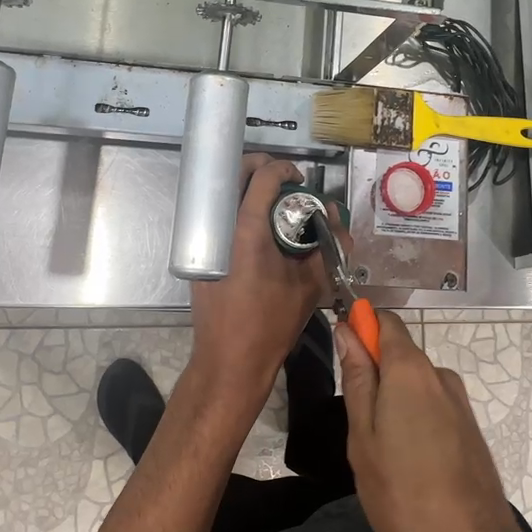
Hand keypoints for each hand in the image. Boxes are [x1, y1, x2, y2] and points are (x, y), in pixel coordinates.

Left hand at [186, 154, 331, 402]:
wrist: (229, 362)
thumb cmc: (271, 325)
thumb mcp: (310, 286)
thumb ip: (327, 246)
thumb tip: (334, 217)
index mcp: (247, 231)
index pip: (262, 177)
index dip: (283, 169)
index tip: (298, 179)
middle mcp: (220, 227)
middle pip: (234, 175)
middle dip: (260, 169)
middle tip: (283, 182)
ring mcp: (203, 240)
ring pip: (222, 194)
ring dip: (245, 188)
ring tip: (271, 203)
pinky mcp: (197, 254)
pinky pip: (215, 216)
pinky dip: (234, 210)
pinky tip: (254, 227)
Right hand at [337, 311, 520, 531]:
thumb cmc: (402, 492)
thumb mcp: (363, 436)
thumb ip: (357, 379)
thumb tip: (348, 330)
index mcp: (410, 370)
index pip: (386, 321)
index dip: (362, 330)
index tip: (344, 361)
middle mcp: (440, 375)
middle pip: (401, 355)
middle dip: (376, 378)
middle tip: (360, 429)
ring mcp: (460, 403)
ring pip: (415, 386)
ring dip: (395, 405)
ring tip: (385, 458)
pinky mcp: (470, 430)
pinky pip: (433, 408)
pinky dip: (416, 424)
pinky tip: (411, 467)